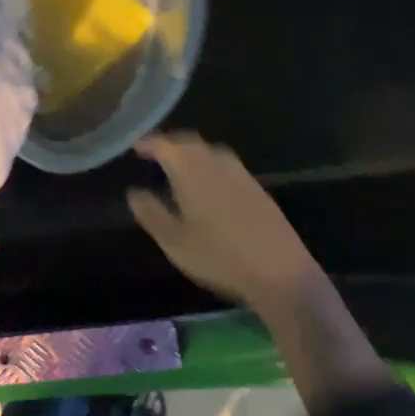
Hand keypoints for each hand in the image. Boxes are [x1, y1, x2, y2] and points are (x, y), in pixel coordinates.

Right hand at [128, 133, 321, 309]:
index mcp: (191, 170)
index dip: (148, 143)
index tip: (135, 146)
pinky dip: (210, 165)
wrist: (280, 272)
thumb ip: (151, 213)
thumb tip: (134, 192)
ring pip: (210, 152)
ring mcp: (240, 174)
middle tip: (154, 154)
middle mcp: (216, 163)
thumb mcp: (174, 241)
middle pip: (189, 143)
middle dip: (170, 145)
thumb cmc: (219, 257)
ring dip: (191, 153)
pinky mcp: (257, 188)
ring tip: (178, 168)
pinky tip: (209, 185)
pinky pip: (226, 165)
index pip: (165, 145)